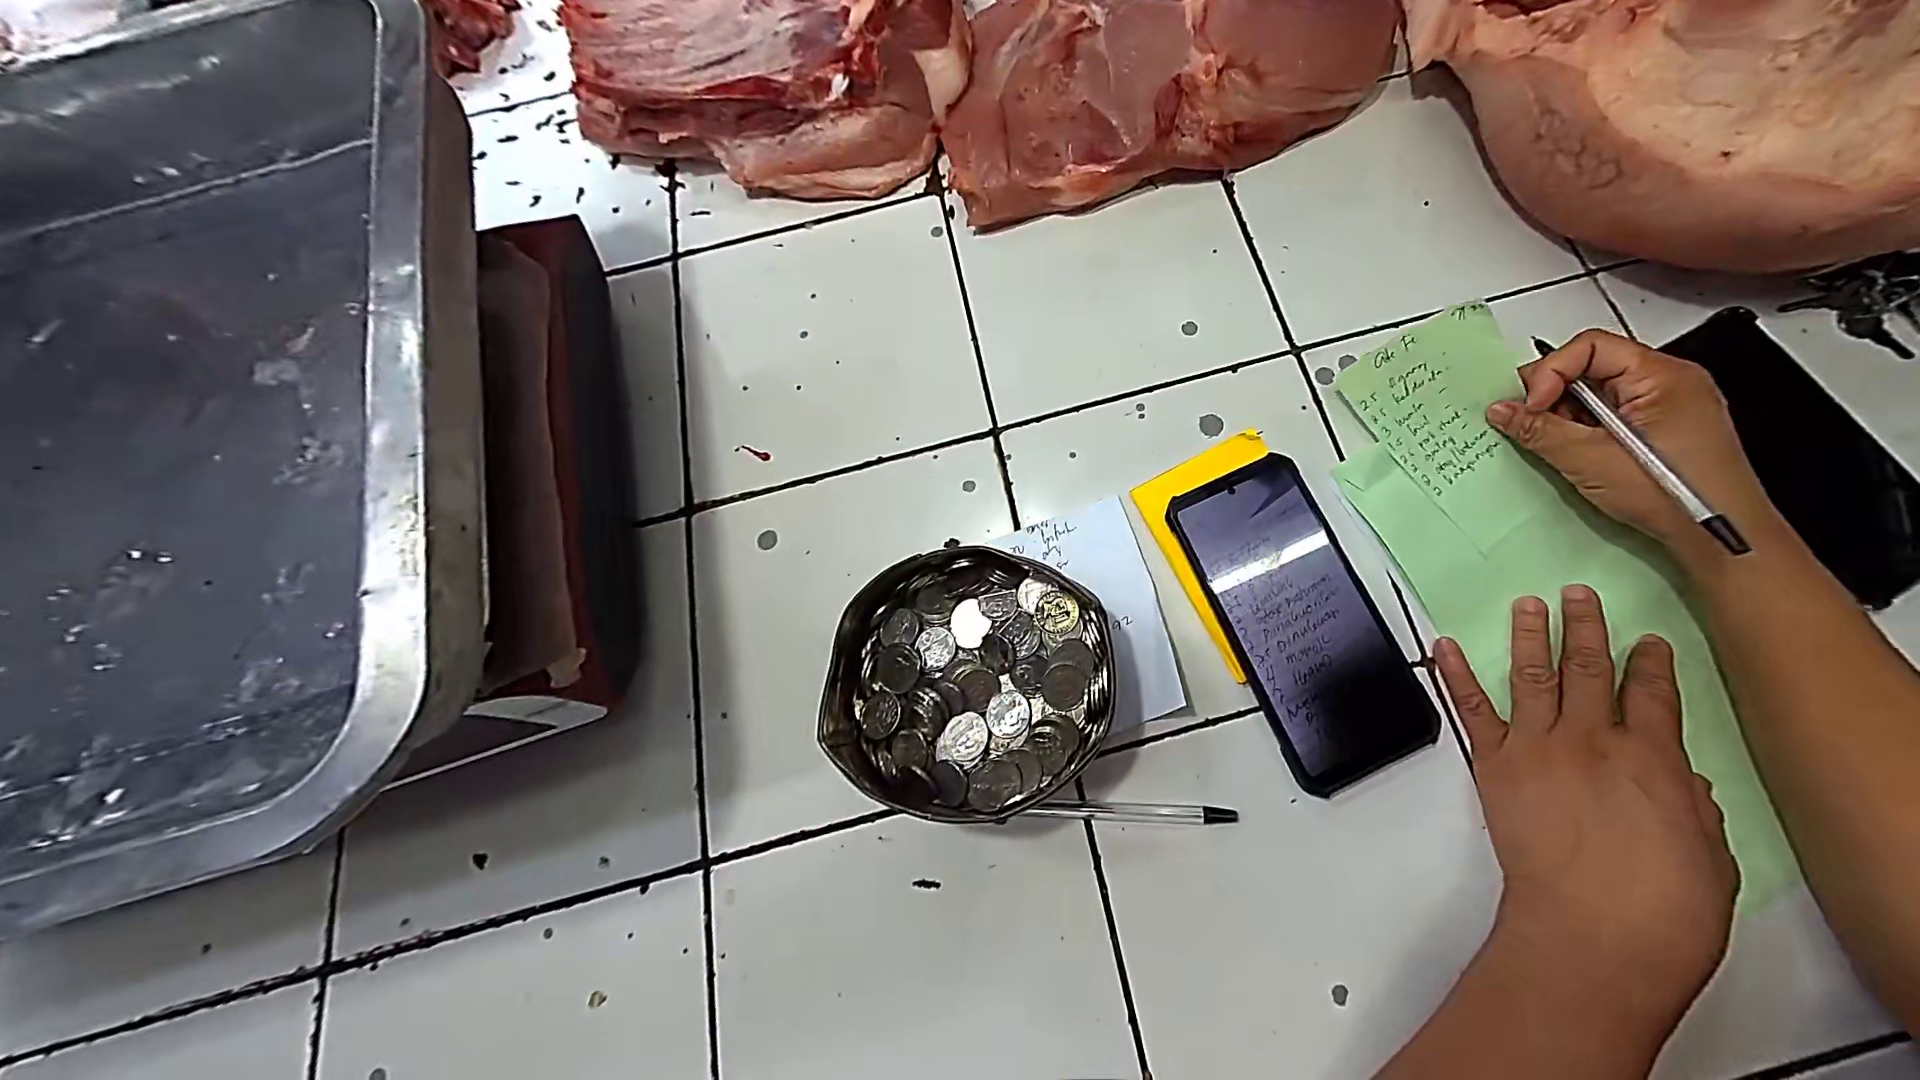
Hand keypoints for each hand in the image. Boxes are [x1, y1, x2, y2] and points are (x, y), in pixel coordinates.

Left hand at [1436, 586, 1736, 1050]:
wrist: (1592, 927)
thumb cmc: (1665, 902)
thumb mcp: (1706, 849)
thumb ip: (1687, 800)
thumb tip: (1674, 772)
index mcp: (1654, 758)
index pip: (1653, 695)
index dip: (1650, 663)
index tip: (1647, 639)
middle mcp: (1590, 739)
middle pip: (1588, 671)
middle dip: (1585, 628)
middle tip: (1576, 593)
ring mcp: (1534, 746)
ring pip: (1532, 677)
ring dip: (1529, 636)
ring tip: (1527, 603)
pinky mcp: (1492, 762)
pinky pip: (1471, 709)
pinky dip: (1456, 674)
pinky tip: (1445, 645)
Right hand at [1486, 329, 1774, 556]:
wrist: (1715, 534)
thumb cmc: (1675, 494)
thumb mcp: (1590, 459)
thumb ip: (1539, 430)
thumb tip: (1500, 409)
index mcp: (1662, 377)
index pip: (1588, 348)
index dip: (1550, 373)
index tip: (1530, 407)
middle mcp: (1663, 383)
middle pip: (1586, 366)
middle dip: (1549, 394)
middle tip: (1529, 423)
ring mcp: (1658, 405)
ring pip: (1588, 392)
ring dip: (1560, 415)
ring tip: (1554, 444)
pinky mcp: (1649, 426)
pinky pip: (1599, 413)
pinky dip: (1574, 428)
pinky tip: (1568, 450)